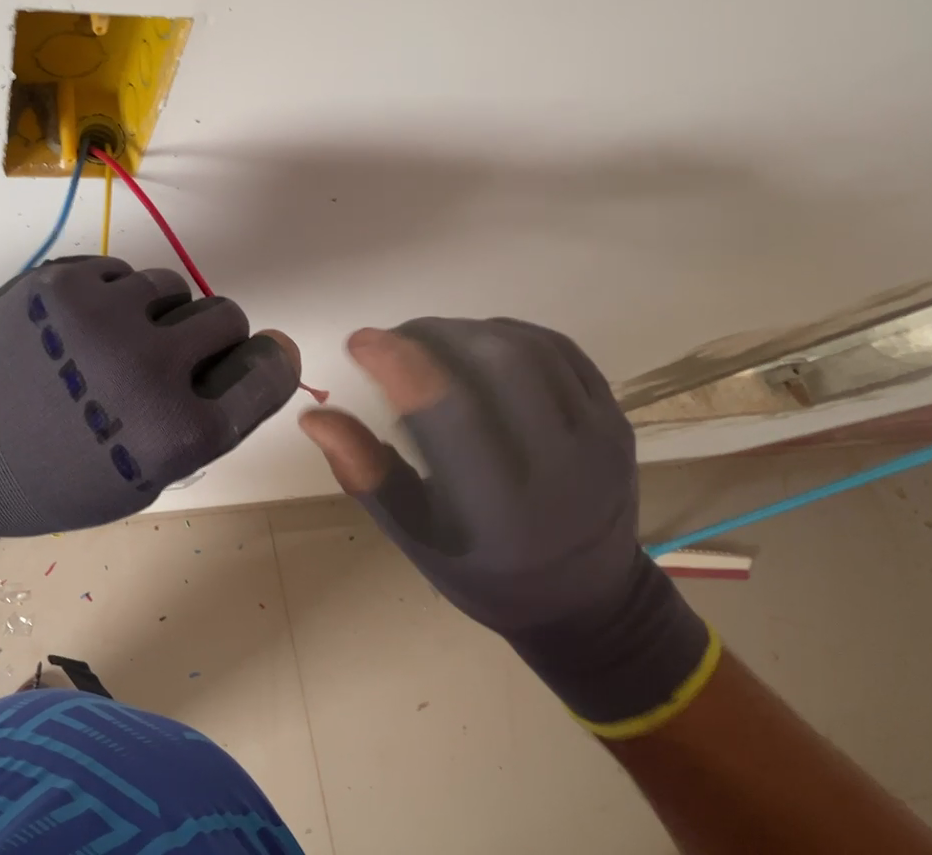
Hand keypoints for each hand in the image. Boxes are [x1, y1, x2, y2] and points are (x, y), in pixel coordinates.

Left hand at [0, 257, 299, 576]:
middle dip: (208, 337)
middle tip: (171, 355)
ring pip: (169, 285)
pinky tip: (77, 330)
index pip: (266, 373)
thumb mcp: (144, 480)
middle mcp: (149, 366)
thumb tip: (248, 360)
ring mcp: (101, 316)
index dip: (268, 363)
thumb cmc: (56, 483)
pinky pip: (116, 272)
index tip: (257, 357)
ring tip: (112, 344)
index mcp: (178, 432)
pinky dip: (109, 296)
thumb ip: (202, 424)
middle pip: (226, 316)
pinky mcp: (58, 283)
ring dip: (155, 313)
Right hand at [299, 318, 715, 736]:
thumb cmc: (481, 573)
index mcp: (498, 507)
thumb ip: (365, 474)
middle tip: (394, 340)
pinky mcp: (617, 421)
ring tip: (431, 341)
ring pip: (529, 349)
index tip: (358, 342)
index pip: (448, 409)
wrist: (584, 601)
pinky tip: (478, 345)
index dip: (399, 362)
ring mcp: (598, 438)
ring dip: (468, 330)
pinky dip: (510, 335)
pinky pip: (561, 352)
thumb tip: (314, 417)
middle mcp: (557, 466)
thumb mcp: (413, 537)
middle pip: (497, 362)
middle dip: (433, 334)